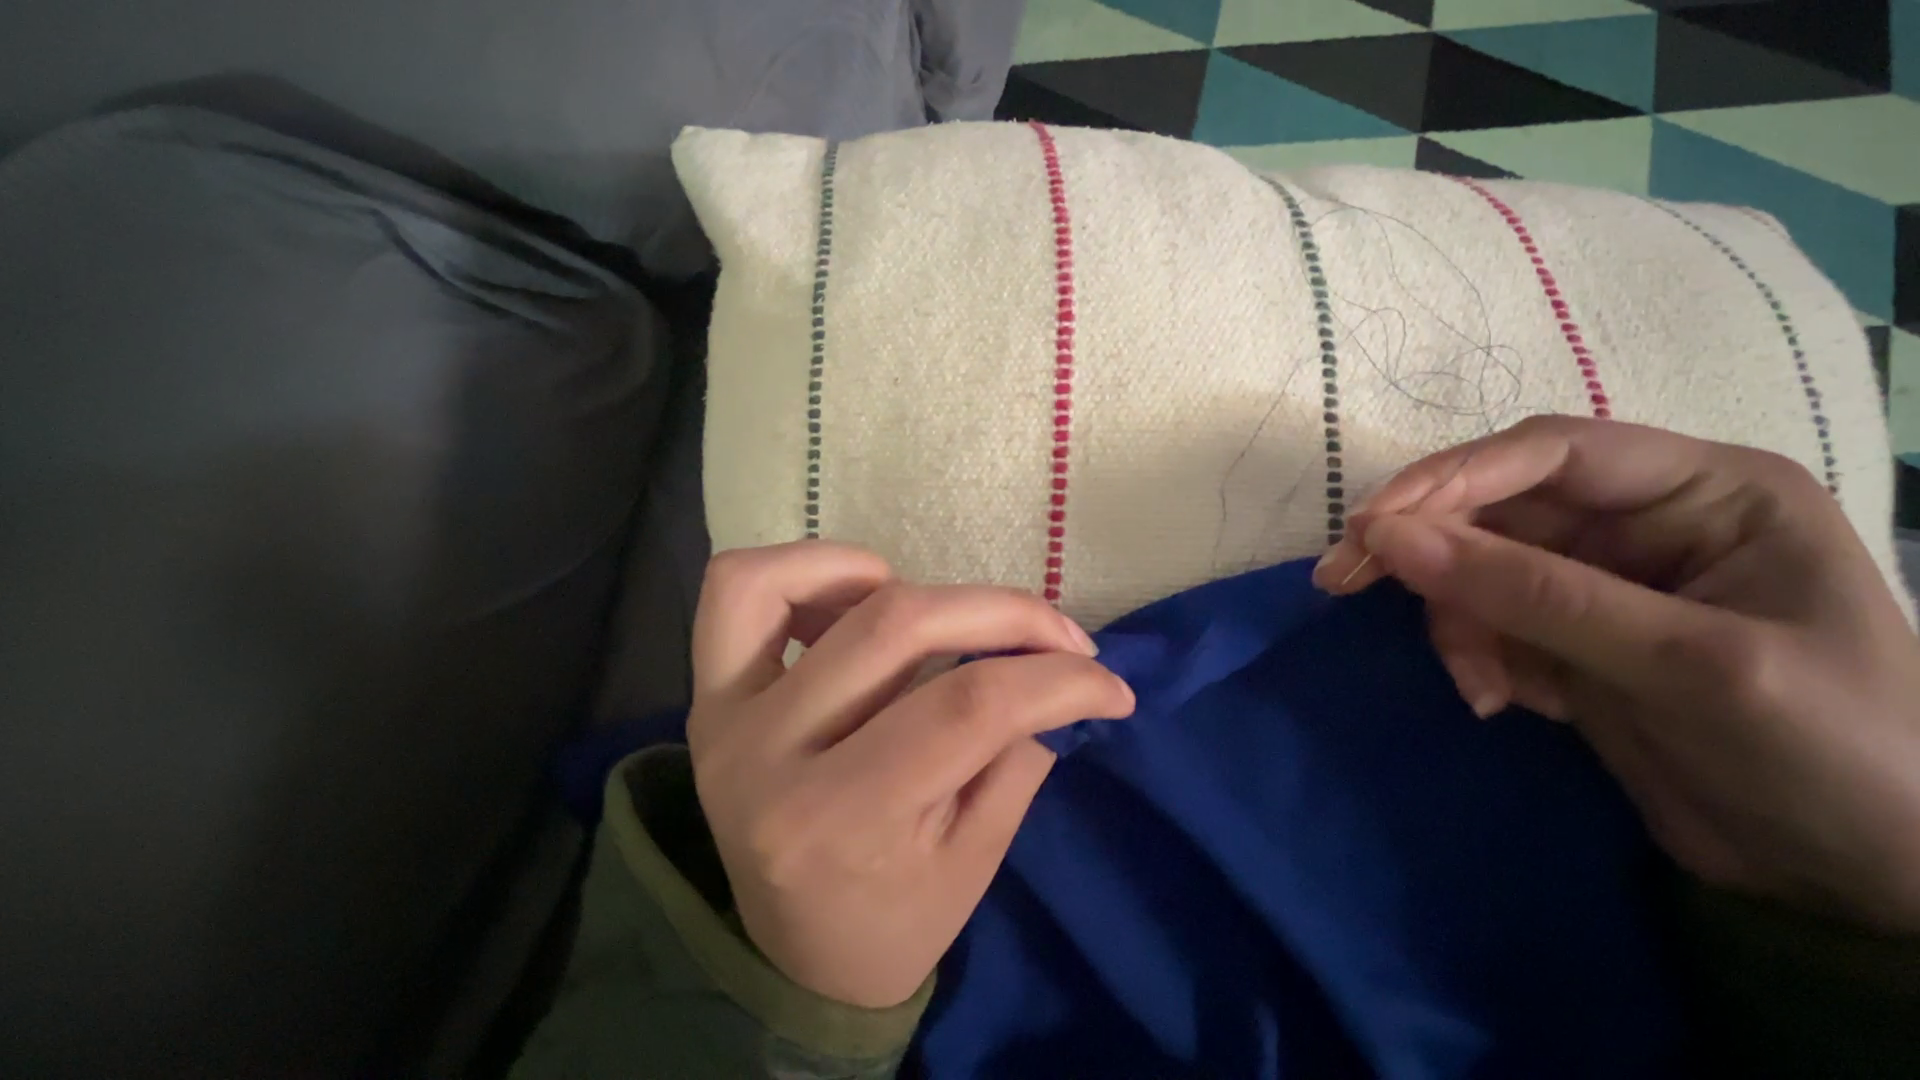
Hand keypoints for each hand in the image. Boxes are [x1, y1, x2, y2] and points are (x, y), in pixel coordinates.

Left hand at [686, 542, 1134, 1007]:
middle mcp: (766, 756)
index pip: (967, 708)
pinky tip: (865, 597)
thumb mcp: (975, 860)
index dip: (1057, 679)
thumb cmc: (897, 919)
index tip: (1111, 684)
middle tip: (1063, 638)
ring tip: (947, 619)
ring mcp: (724, 717)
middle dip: (1006, 616)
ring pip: (803, 585)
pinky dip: (810, 568)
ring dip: (901, 581)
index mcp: (841, 820)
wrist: (797, 956)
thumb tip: (1061, 667)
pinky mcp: (708, 694)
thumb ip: (1017, 752)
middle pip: (898, 627)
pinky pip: (740, 589)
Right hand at [1314, 416, 1919, 932]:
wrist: (1870, 886)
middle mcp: (1646, 523)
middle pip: (1496, 511)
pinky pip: (1487, 625)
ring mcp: (1604, 586)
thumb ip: (1532, 594)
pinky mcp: (1573, 643)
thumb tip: (1386, 537)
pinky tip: (1504, 702)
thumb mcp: (1684, 663)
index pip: (1548, 453)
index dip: (1451, 479)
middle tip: (1343, 583)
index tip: (1370, 526)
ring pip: (1477, 570)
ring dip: (1458, 623)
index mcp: (1704, 491)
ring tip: (1482, 688)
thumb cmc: (1831, 750)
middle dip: (1431, 554)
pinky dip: (1478, 658)